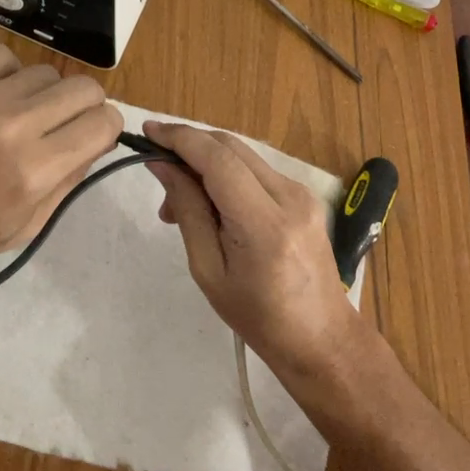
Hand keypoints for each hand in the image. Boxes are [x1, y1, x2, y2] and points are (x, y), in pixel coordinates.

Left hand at [0, 45, 122, 275]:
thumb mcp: (29, 225)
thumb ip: (69, 180)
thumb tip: (99, 139)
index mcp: (36, 171)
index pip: (102, 122)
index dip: (107, 127)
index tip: (94, 135)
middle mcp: (15, 128)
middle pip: (84, 87)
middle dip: (86, 106)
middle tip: (66, 124)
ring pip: (46, 72)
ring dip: (45, 93)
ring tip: (24, 115)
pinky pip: (4, 57)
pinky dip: (9, 73)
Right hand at [143, 120, 359, 376]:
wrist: (322, 338)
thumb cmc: (258, 317)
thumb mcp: (208, 270)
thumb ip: (187, 210)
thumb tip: (162, 165)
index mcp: (264, 224)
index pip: (217, 159)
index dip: (180, 138)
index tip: (148, 132)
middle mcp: (289, 197)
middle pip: (230, 147)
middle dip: (188, 147)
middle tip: (158, 174)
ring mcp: (302, 193)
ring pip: (241, 154)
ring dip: (205, 162)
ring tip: (180, 203)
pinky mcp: (304, 196)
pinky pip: (255, 169)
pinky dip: (225, 174)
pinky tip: (210, 205)